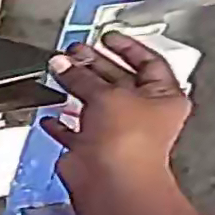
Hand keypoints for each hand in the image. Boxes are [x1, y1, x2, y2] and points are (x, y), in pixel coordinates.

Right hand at [41, 32, 190, 195]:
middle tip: (74, 52)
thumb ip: (81, 77)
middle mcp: (141, 112)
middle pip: (117, 80)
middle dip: (94, 65)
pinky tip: (51, 114)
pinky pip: (73, 129)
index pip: (148, 63)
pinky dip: (61, 121)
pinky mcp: (90, 146)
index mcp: (163, 97)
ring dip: (74, 88)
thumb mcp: (107, 95)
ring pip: (92, 102)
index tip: (107, 37)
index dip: (127, 48)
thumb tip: (63, 62)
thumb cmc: (128, 140)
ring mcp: (115, 130)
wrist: (110, 177)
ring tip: (58, 72)